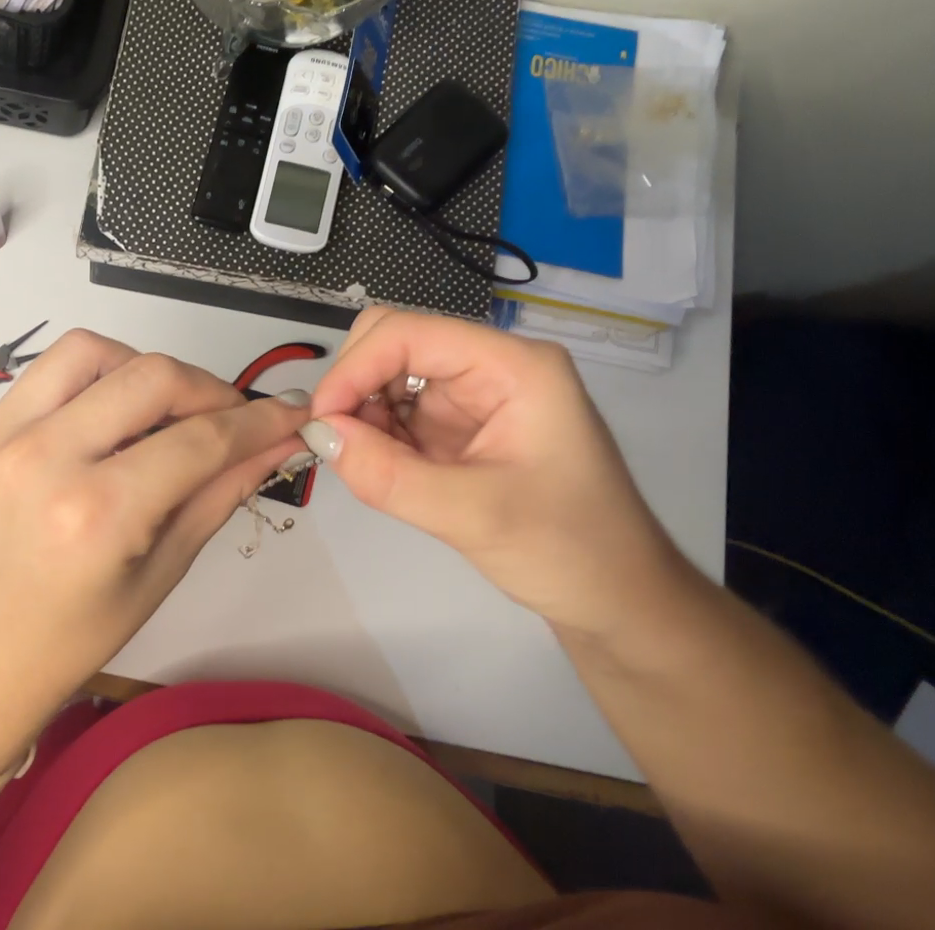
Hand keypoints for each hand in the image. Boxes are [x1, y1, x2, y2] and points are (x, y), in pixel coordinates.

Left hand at [0, 330, 310, 782]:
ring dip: (138, 370)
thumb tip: (277, 440)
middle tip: (226, 417)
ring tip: (156, 412)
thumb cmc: (75, 634)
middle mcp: (39, 458)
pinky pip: (41, 379)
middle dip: (206, 389)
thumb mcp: (161, 572)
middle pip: (149, 374)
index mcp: (94, 513)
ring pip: (87, 350)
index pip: (199, 439)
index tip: (289, 416)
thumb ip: (219, 494)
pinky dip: (82, 393)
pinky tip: (94, 435)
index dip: (257, 422)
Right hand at [307, 308, 684, 633]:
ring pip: (387, 378)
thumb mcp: (474, 515)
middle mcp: (489, 369)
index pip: (408, 334)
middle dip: (354, 387)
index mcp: (512, 366)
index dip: (354, 369)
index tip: (322, 424)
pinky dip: (373, 438)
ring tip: (366, 467)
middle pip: (393, 344)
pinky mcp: (456, 430)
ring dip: (360, 415)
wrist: (616, 599)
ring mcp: (472, 398)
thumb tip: (319, 437)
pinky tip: (380, 470)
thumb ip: (388, 475)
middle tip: (337, 444)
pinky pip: (395, 414)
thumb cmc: (568, 550)